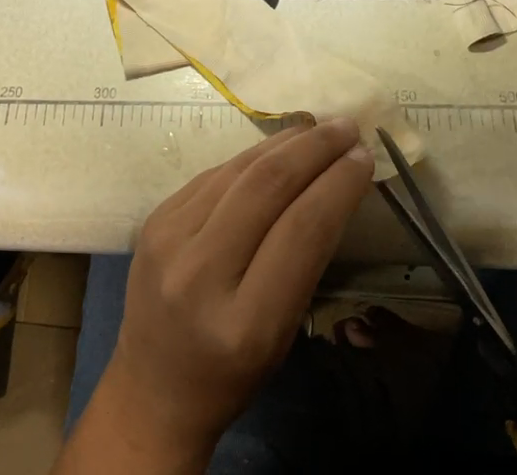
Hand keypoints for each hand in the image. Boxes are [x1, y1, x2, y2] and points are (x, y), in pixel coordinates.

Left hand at [55, 118, 373, 473]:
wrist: (152, 389)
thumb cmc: (232, 372)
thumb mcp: (282, 333)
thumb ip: (305, 261)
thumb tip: (333, 183)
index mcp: (244, 321)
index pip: (302, 231)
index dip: (338, 185)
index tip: (365, 156)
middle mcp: (199, 274)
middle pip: (266, 187)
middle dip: (314, 149)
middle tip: (348, 127)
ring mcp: (167, 241)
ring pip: (237, 170)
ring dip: (284, 142)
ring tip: (319, 127)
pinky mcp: (153, 220)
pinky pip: (212, 175)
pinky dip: (251, 156)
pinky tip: (277, 147)